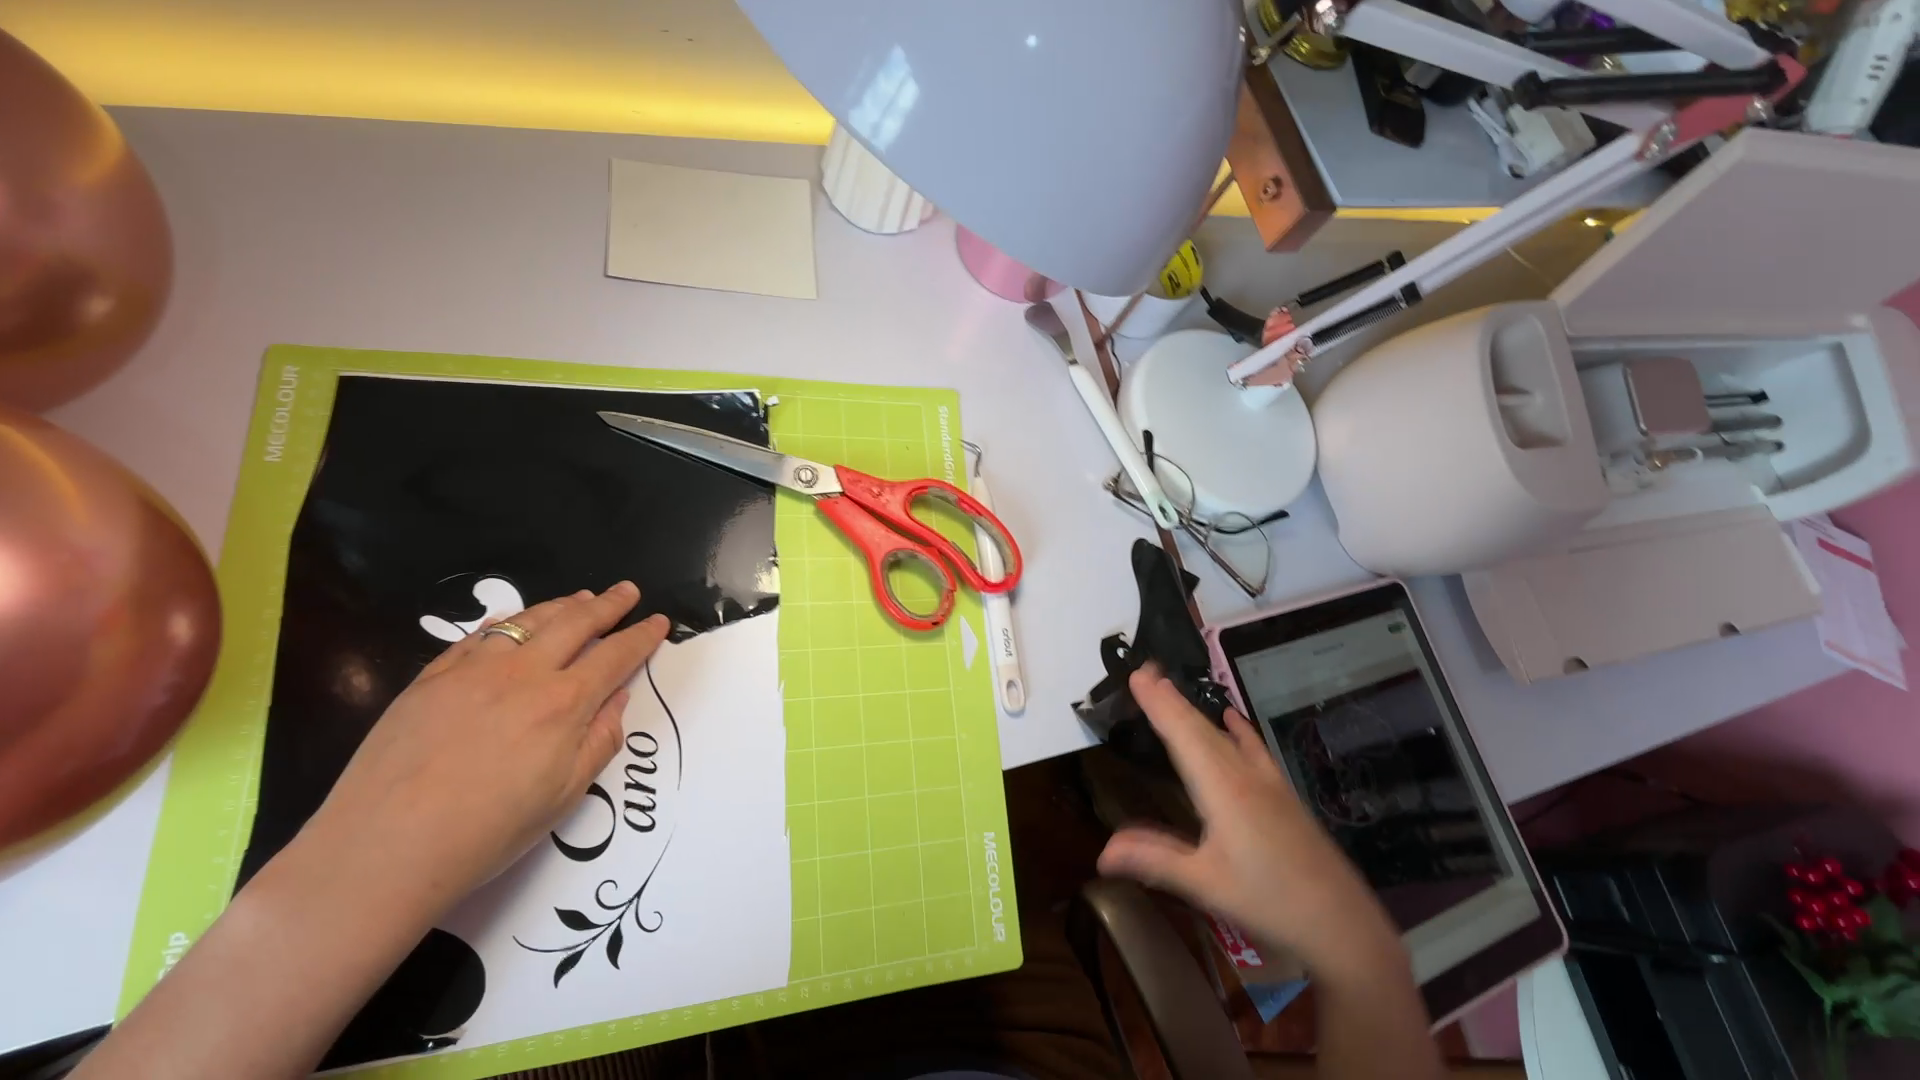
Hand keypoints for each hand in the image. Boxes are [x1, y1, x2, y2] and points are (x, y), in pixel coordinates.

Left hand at [293, 581, 669, 926]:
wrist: (384, 846)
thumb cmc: (488, 831)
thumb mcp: (565, 795)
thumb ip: (600, 740)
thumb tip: (617, 697)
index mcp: (564, 703)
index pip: (615, 656)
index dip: (641, 636)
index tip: (659, 621)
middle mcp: (523, 673)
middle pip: (575, 624)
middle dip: (608, 604)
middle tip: (627, 591)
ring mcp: (473, 669)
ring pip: (527, 621)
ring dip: (562, 606)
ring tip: (581, 597)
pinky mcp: (431, 677)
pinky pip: (479, 635)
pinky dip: (508, 621)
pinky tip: (514, 621)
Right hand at [1097, 669, 1403, 981]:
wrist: (1343, 925)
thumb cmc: (1270, 903)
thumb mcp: (1206, 885)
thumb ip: (1155, 861)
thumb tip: (1102, 852)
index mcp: (1222, 791)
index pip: (1183, 737)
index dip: (1158, 705)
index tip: (1136, 676)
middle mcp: (1244, 777)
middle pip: (1202, 729)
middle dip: (1172, 700)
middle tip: (1145, 671)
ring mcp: (1268, 785)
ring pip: (1225, 738)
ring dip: (1196, 711)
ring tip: (1173, 688)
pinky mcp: (1283, 798)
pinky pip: (1253, 751)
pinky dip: (1238, 731)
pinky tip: (1234, 720)